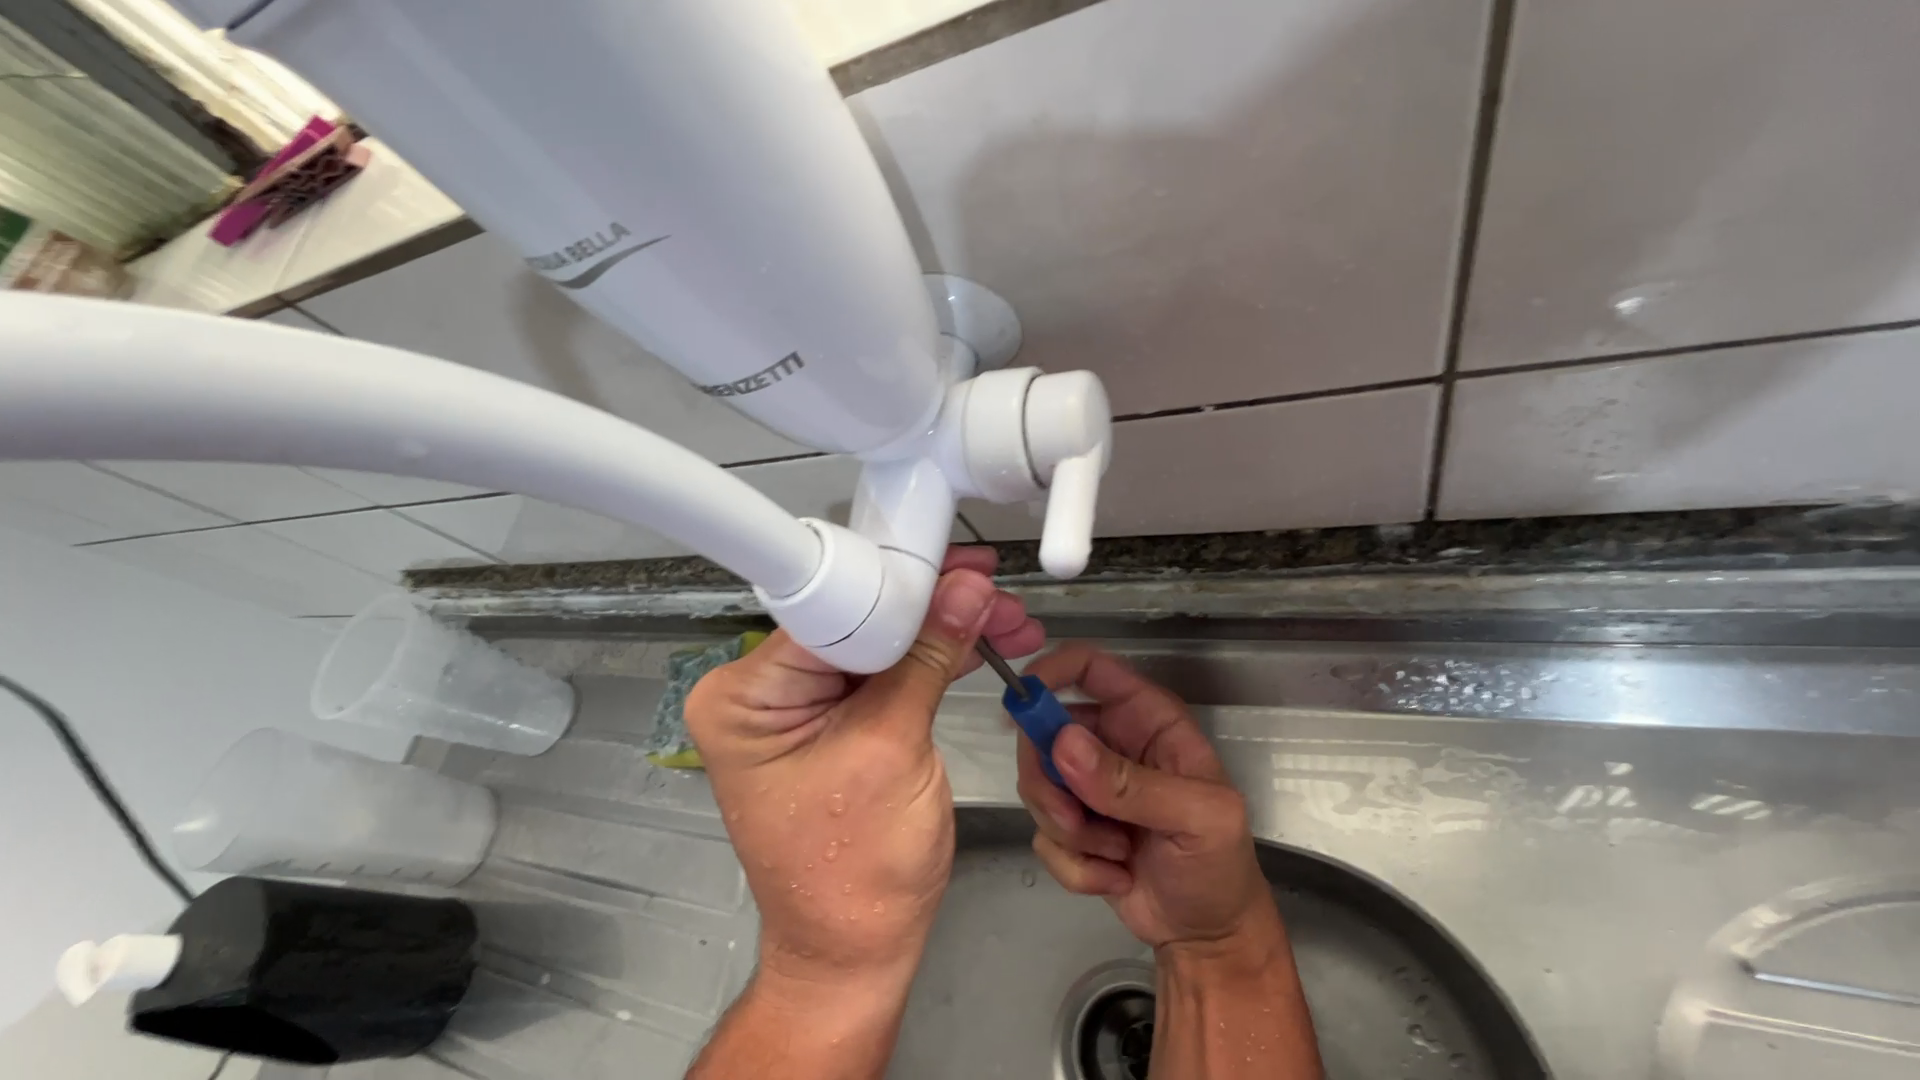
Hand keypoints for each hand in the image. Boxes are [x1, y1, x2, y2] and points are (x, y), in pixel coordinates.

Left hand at [687, 547, 1043, 991]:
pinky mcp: (839, 719)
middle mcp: (765, 691)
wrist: (856, 949)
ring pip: (882, 642)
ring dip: (943, 630)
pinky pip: (889, 671)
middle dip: (929, 604)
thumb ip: (927, 659)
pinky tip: (979, 640)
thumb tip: (965, 589)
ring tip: (1005, 615)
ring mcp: (803, 705)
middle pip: (856, 618)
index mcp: (746, 696)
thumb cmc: (854, 874)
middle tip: (989, 585)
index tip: (952, 564)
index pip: (825, 610)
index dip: (895, 586)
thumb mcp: (891, 751)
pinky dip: (934, 658)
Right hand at [1016, 644, 1277, 951]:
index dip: (1050, 673)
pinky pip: (1042, 834)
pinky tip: (1115, 876)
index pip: (1089, 668)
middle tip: (1075, 820)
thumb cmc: (1220, 865)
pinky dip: (1075, 864)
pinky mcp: (1071, 827)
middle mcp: (1110, 742)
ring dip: (1069, 830)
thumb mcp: (1197, 819)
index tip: (1021, 706)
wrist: (1209, 935)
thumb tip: (1063, 744)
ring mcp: (1086, 785)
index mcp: (1146, 718)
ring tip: (1115, 853)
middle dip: (1049, 780)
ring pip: (1036, 785)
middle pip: (1043, 730)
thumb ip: (1133, 783)